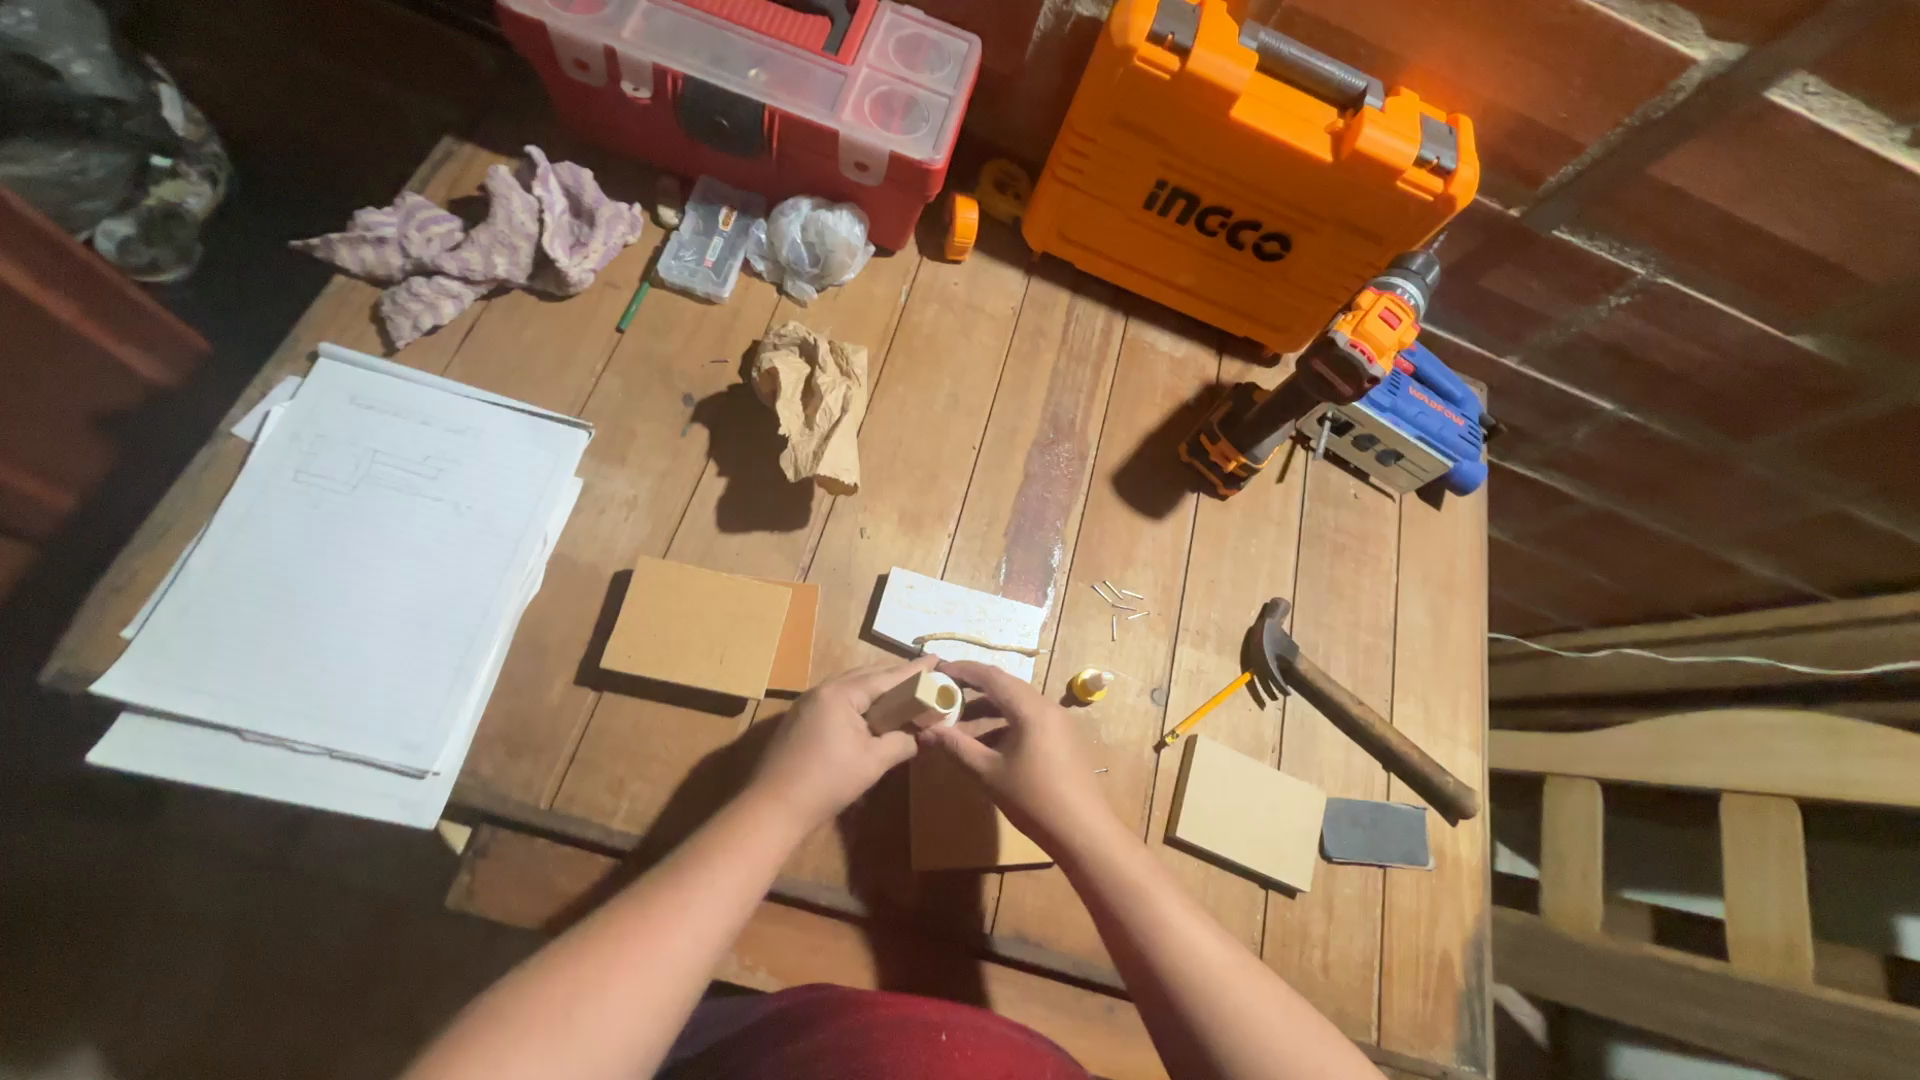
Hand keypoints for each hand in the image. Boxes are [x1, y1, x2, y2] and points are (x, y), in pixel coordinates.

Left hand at [745, 656, 934, 829]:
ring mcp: (808, 703)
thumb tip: (920, 737)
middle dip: (895, 676)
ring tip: (902, 691)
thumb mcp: (873, 762)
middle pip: (866, 675)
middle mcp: (822, 690)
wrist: (773, 808)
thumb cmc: (826, 782)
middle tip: (924, 677)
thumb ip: (901, 743)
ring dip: (876, 688)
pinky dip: (859, 700)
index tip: (936, 659)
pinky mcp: (801, 719)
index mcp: (840, 694)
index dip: (913, 670)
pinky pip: (837, 699)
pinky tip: (871, 712)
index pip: (885, 677)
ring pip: (850, 686)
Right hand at [918, 660, 1117, 854]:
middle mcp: (1048, 707)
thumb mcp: (988, 773)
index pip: (992, 676)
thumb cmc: (1033, 799)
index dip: (963, 670)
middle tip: (945, 692)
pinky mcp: (1064, 739)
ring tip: (959, 722)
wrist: (1083, 831)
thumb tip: (927, 731)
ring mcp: (1059, 722)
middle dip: (974, 688)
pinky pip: (1029, 719)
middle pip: (1006, 686)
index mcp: (1030, 709)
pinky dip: (1005, 723)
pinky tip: (986, 744)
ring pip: (1018, 704)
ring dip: (988, 709)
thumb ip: (957, 747)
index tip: (939, 670)